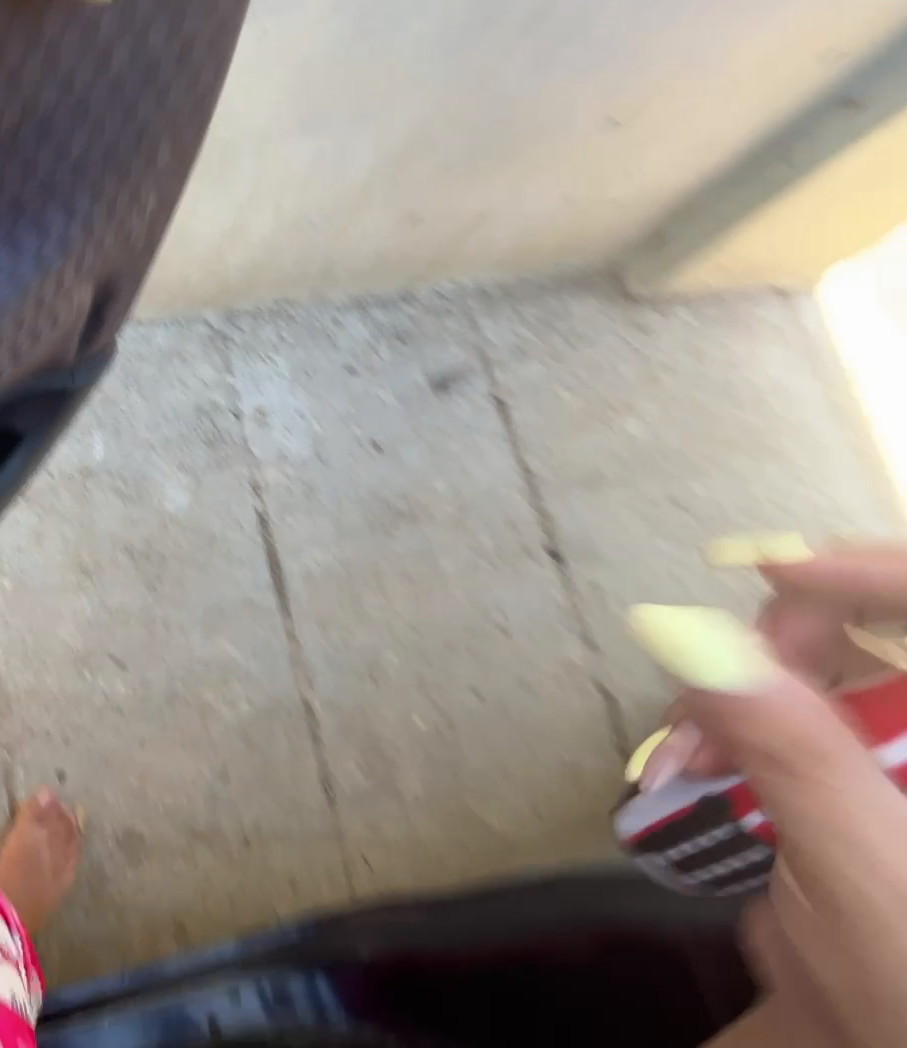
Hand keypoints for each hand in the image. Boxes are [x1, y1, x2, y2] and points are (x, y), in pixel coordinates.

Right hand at [628, 547, 906, 1046]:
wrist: (870, 1035)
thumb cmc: (900, 983)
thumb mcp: (860, 871)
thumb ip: (793, 752)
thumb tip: (693, 636)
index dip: (873, 574)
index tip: (770, 565)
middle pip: (874, 627)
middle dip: (772, 645)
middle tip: (706, 678)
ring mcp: (891, 744)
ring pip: (812, 662)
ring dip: (726, 690)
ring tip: (682, 747)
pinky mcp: (843, 759)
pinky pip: (772, 700)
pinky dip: (715, 717)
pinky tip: (687, 756)